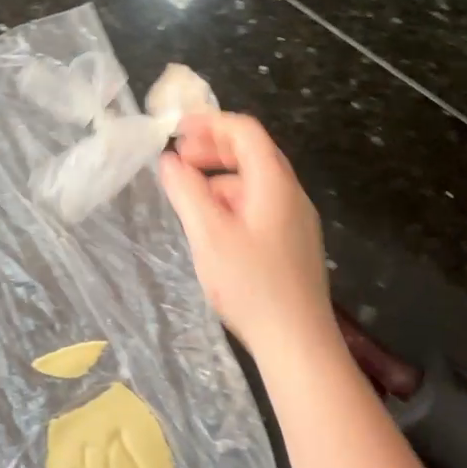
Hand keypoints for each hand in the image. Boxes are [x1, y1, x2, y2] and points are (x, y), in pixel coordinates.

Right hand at [159, 113, 330, 356]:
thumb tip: (168, 161)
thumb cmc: (252, 284)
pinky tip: (213, 228)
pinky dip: (233, 202)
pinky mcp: (294, 245)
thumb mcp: (208, 234)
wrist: (298, 344)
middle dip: (213, 149)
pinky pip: (261, 206)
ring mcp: (297, 221)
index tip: (176, 130)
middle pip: (253, 153)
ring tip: (189, 196)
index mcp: (274, 183)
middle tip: (177, 159)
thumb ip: (186, 192)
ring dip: (220, 178)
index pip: (245, 131)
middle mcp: (291, 195)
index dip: (210, 123)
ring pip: (256, 182)